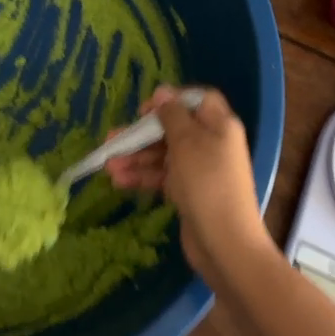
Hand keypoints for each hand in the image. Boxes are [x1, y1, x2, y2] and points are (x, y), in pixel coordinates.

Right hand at [105, 86, 269, 281]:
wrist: (225, 244)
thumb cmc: (207, 182)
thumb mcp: (187, 141)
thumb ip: (172, 114)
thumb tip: (162, 91)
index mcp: (219, 125)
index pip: (196, 100)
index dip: (171, 100)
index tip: (145, 110)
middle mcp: (211, 143)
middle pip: (173, 129)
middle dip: (142, 134)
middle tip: (112, 140)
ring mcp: (200, 170)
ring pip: (164, 155)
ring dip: (137, 158)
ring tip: (109, 166)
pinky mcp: (189, 193)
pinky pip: (163, 177)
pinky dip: (143, 177)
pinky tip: (118, 182)